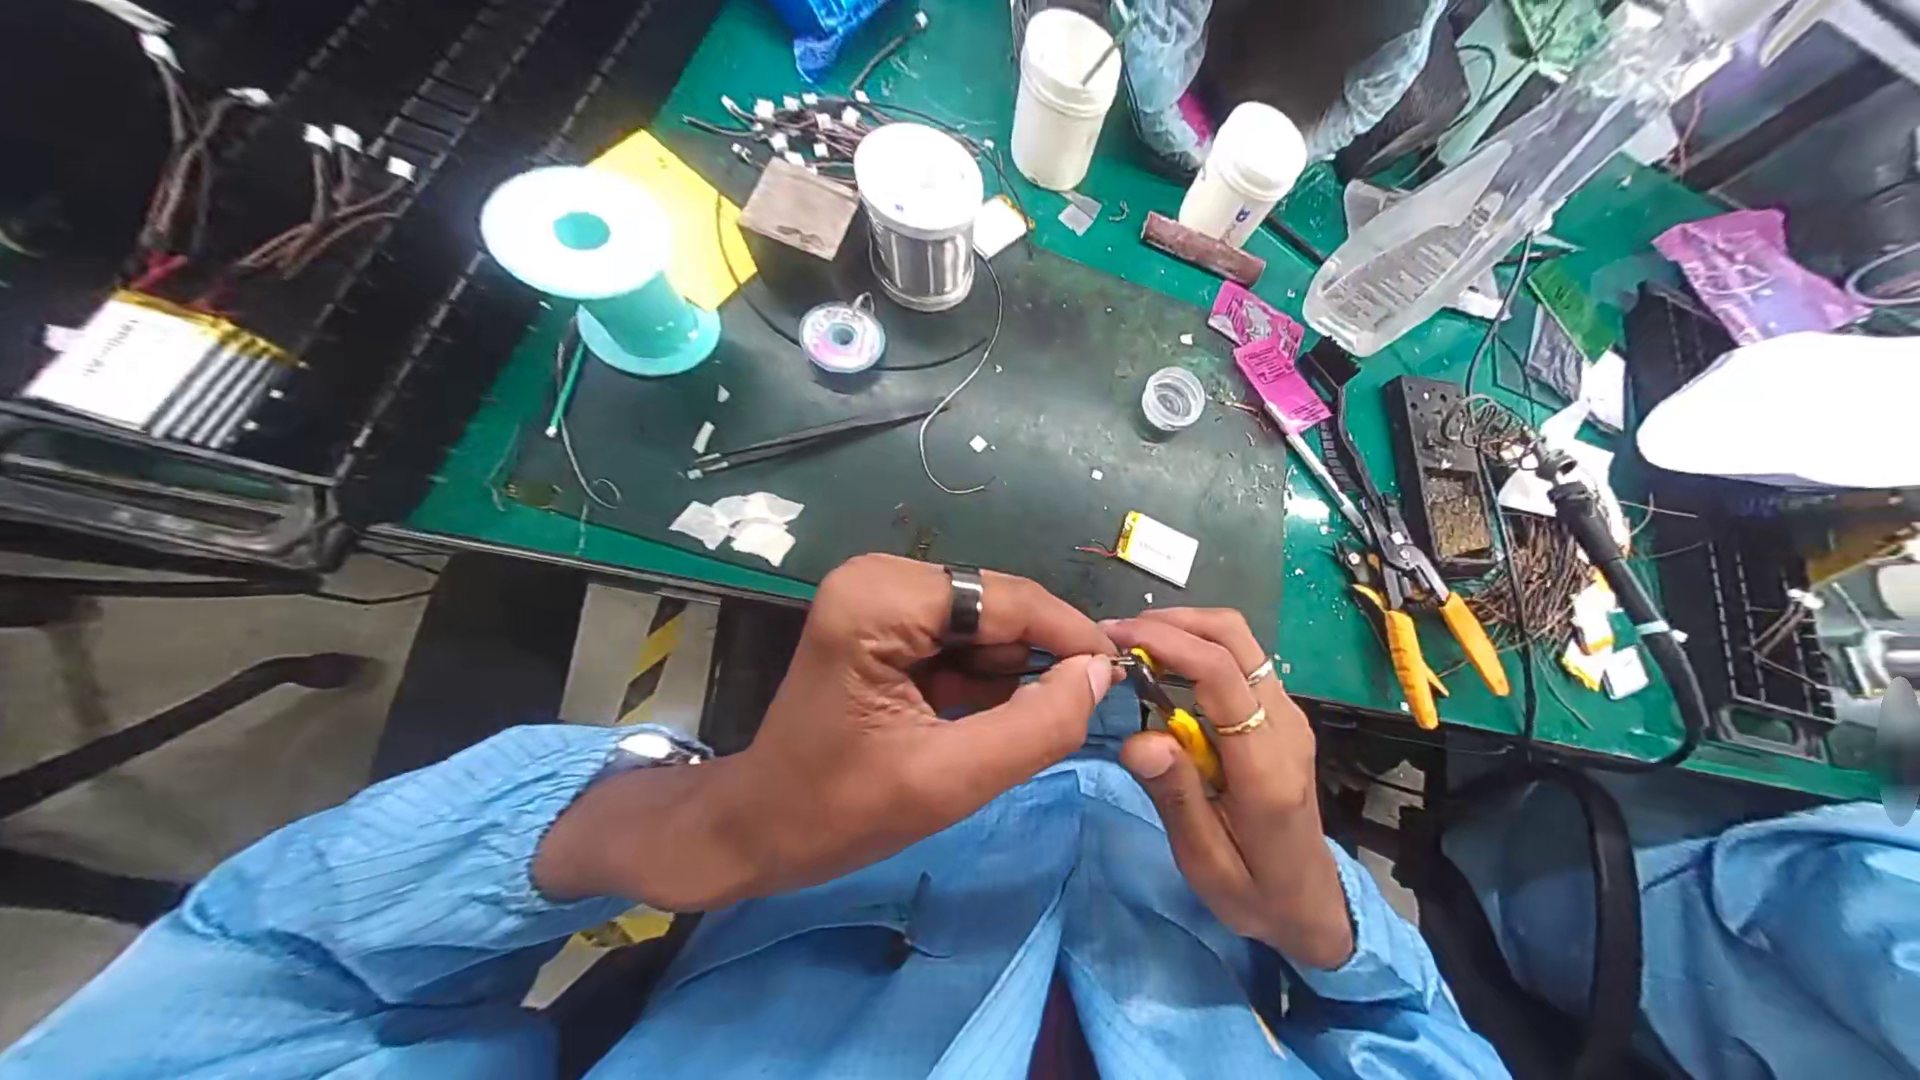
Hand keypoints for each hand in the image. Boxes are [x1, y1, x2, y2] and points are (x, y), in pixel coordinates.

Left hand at [537, 554, 1115, 909]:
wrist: (761, 823)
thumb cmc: (837, 810)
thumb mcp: (948, 782)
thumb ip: (1036, 726)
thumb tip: (1098, 673)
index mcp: (880, 600)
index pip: (1006, 598)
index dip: (1067, 635)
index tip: (1114, 675)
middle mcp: (879, 574)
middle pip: (996, 605)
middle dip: (1017, 666)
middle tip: (1010, 727)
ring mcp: (877, 589)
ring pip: (984, 620)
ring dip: (992, 676)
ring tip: (956, 729)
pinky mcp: (881, 610)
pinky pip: (960, 631)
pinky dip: (971, 675)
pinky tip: (943, 714)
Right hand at [1105, 609, 1354, 969]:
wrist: (1314, 906)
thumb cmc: (1255, 892)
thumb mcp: (1205, 862)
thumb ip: (1175, 796)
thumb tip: (1138, 739)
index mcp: (1265, 766)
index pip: (1220, 675)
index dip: (1167, 642)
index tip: (1117, 637)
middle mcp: (1284, 725)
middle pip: (1234, 636)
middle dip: (1173, 621)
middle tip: (1120, 635)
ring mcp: (1287, 714)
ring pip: (1238, 639)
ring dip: (1184, 628)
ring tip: (1135, 646)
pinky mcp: (1280, 713)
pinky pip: (1239, 658)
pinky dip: (1197, 644)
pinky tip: (1163, 665)